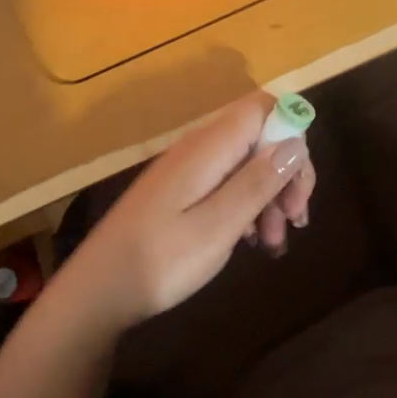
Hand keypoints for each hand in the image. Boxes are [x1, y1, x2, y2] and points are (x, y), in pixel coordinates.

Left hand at [57, 94, 316, 329]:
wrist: (98, 290)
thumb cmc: (160, 261)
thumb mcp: (217, 226)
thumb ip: (257, 181)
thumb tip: (296, 141)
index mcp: (208, 147)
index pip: (262, 107)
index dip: (292, 133)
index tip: (299, 183)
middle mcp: (199, 148)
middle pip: (259, 137)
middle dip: (285, 173)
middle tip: (296, 222)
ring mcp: (187, 170)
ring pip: (245, 164)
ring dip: (268, 197)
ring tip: (273, 244)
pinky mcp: (180, 192)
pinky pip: (225, 184)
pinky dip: (246, 207)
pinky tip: (250, 241)